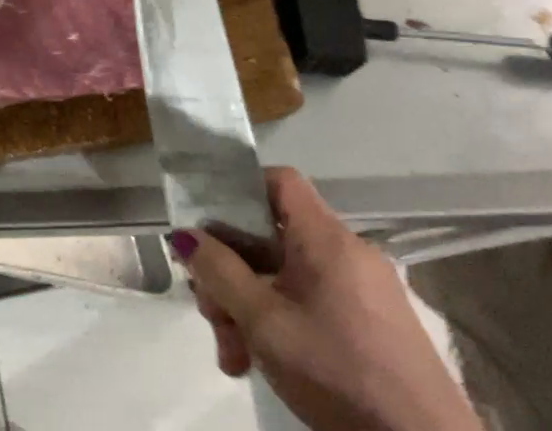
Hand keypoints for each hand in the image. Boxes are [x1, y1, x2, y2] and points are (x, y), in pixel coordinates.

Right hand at [174, 168, 481, 430]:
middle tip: (210, 313)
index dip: (236, 187)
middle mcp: (348, 256)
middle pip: (267, 238)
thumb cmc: (339, 371)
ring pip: (280, 277)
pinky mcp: (368, 325)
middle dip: (227, 273)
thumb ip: (217, 270)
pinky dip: (274, 323)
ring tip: (233, 355)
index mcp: (328, 242)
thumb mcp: (262, 320)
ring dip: (244, 307)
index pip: (280, 181)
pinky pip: (305, 303)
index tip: (201, 220)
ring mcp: (361, 292)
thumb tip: (184, 234)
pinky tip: (256, 361)